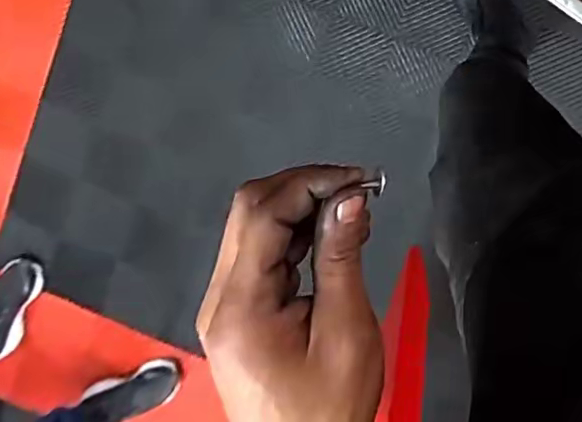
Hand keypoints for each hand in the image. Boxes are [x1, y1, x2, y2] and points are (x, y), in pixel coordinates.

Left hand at [199, 165, 382, 421]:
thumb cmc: (326, 410)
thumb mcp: (344, 331)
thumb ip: (341, 256)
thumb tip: (351, 196)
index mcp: (241, 306)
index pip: (264, 213)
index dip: (313, 182)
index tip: (359, 181)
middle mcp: (222, 298)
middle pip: (252, 208)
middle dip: (306, 185)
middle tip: (356, 189)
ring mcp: (227, 302)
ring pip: (256, 220)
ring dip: (304, 202)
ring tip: (351, 208)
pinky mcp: (241, 307)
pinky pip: (264, 245)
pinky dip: (299, 226)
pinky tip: (332, 231)